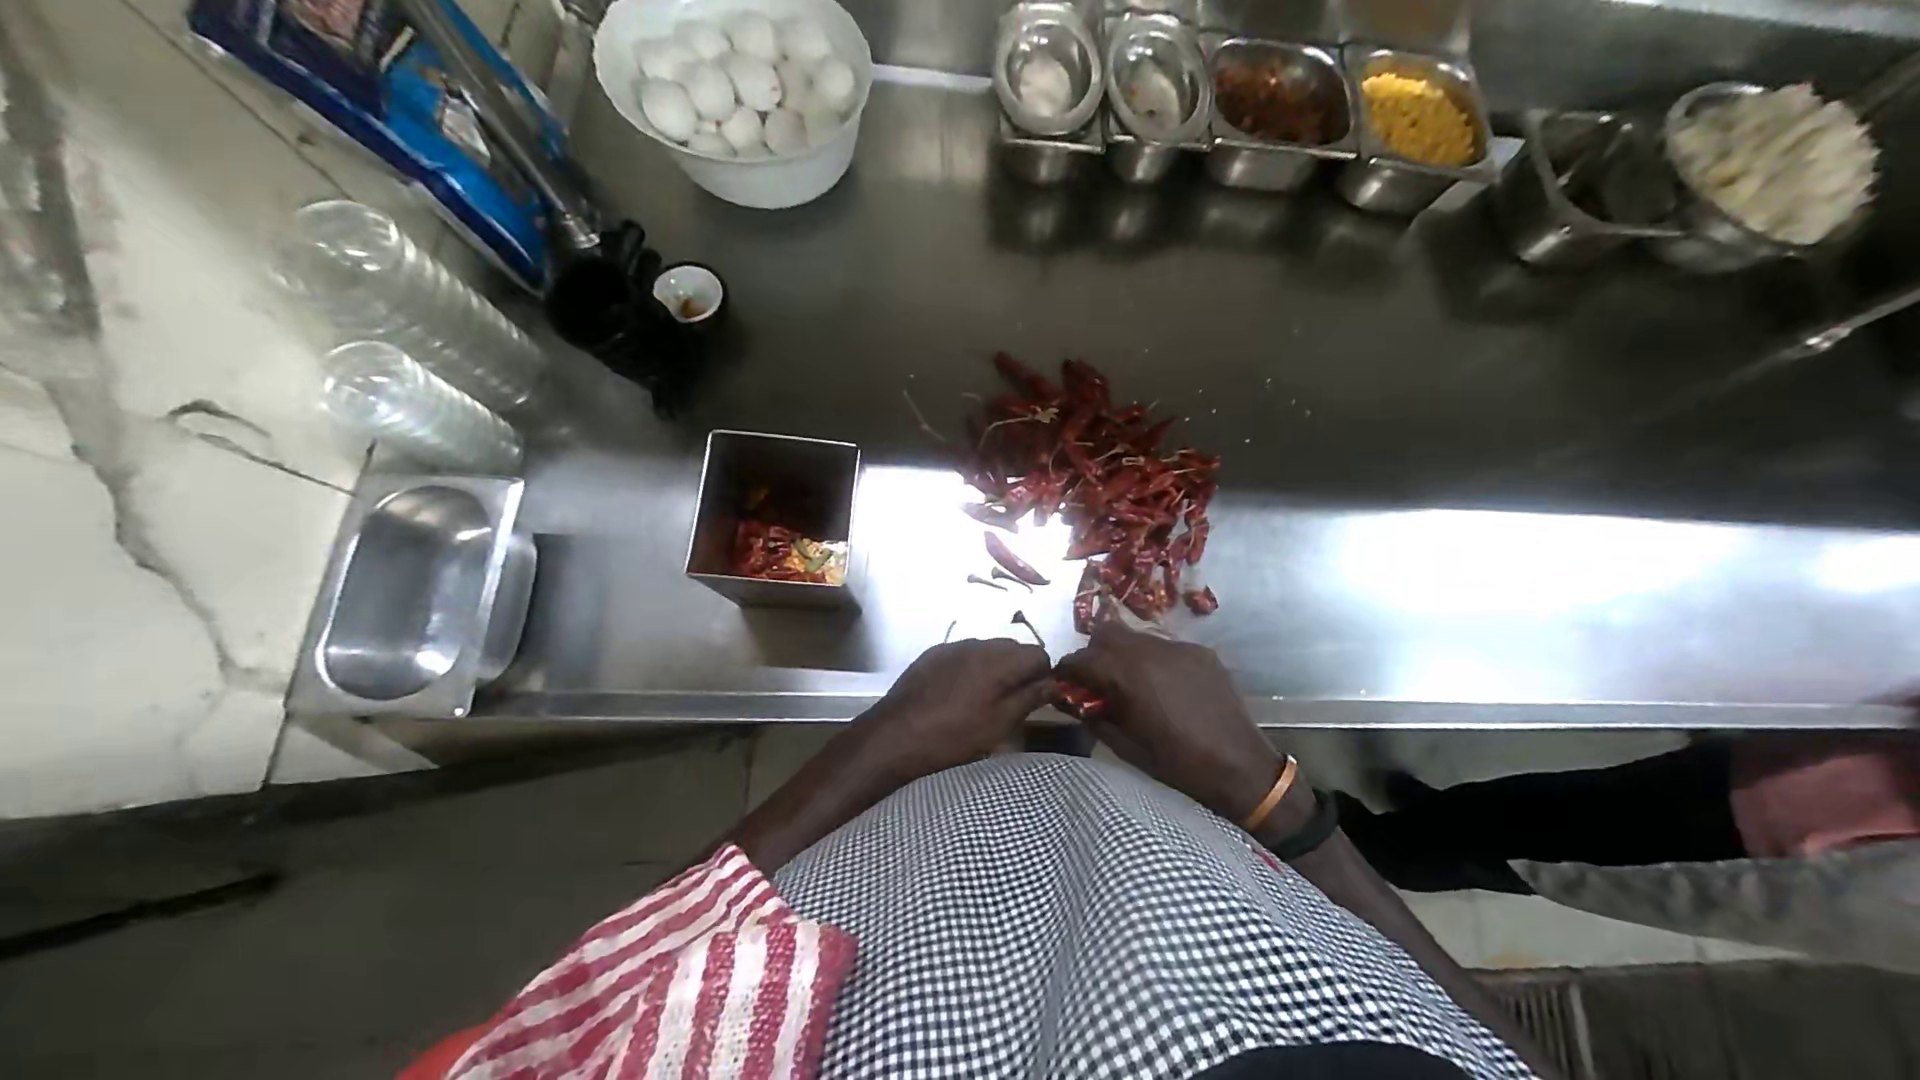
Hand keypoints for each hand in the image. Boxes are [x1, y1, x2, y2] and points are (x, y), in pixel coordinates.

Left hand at [844, 638, 1054, 788]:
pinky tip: (960, 692)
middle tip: (1014, 700)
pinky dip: (971, 666)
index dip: (1044, 674)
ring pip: (988, 648)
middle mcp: (977, 644)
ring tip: (986, 697)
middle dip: (1021, 669)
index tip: (1038, 697)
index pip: (1038, 654)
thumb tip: (1055, 683)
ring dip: (996, 666)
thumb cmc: (953, 736)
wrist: (894, 736)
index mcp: (998, 661)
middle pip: (1013, 647)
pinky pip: (963, 653)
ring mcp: (952, 646)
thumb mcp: (999, 724)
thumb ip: (1030, 698)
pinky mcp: (932, 654)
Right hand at [1057, 624, 1309, 830]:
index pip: (1082, 658)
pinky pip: (1165, 647)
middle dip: (1094, 653)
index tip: (1063, 683)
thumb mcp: (1126, 745)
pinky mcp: (1201, 653)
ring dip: (1124, 655)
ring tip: (1130, 684)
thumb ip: (1095, 717)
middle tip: (1095, 680)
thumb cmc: (1178, 764)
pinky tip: (1162, 687)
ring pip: (1137, 637)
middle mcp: (1151, 651)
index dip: (1067, 670)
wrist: (1242, 768)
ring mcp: (1180, 649)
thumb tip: (1072, 701)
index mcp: (1129, 675)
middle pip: (1107, 633)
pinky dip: (1153, 661)